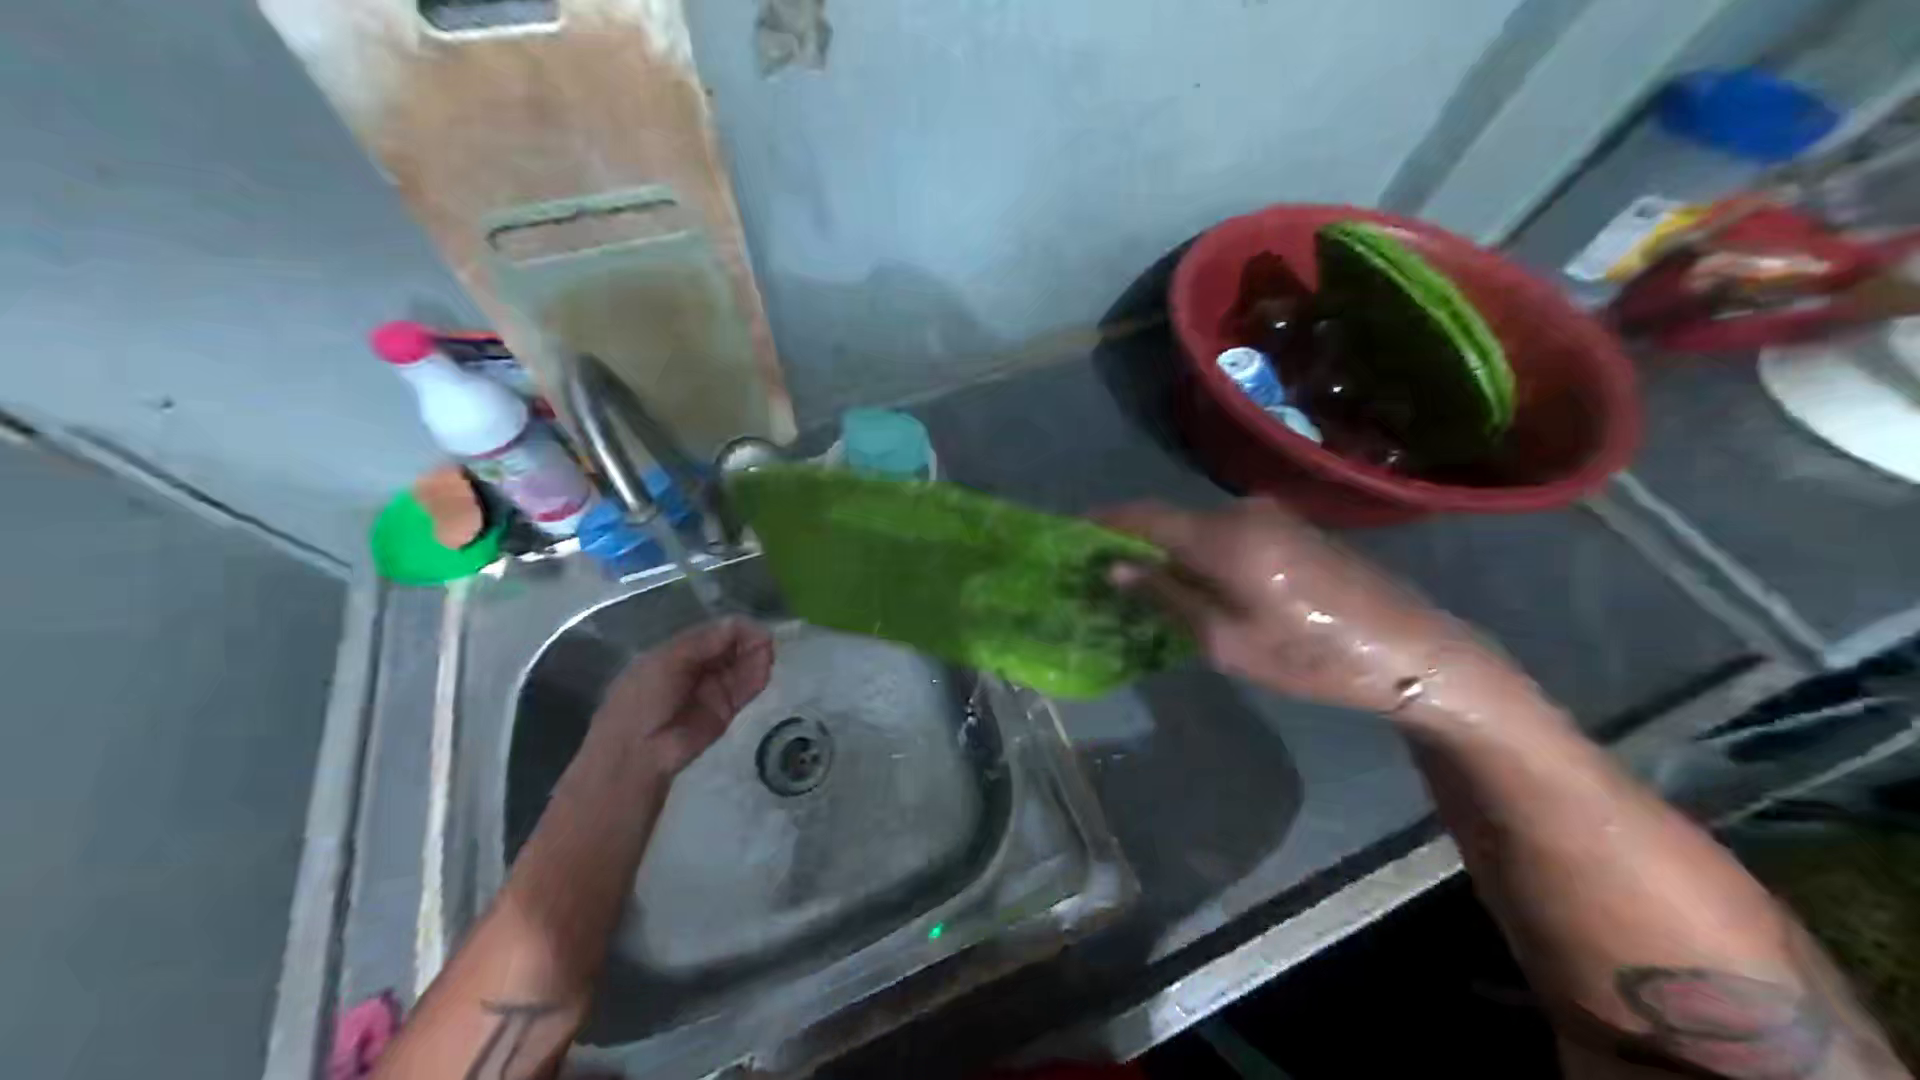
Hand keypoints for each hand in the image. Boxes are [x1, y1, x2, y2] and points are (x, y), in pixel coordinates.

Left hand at [590, 617, 774, 776]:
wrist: (638, 751)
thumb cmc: (643, 698)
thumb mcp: (667, 660)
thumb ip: (705, 641)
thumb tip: (741, 623)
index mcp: (679, 651)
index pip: (715, 633)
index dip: (736, 629)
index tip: (755, 630)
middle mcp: (699, 667)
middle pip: (733, 647)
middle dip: (750, 642)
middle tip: (765, 643)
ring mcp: (714, 688)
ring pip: (743, 666)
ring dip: (757, 658)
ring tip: (767, 657)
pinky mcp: (727, 709)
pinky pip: (746, 689)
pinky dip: (757, 678)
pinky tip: (764, 671)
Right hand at [1099, 498, 1532, 720]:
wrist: (1410, 652)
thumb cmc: (1308, 656)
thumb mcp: (1224, 640)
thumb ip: (1166, 596)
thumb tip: (1116, 567)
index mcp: (1222, 536)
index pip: (1143, 516)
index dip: (1104, 523)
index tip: (1071, 534)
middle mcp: (1241, 512)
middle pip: (1169, 519)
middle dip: (1132, 541)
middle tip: (1104, 572)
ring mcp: (1271, 516)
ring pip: (1197, 527)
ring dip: (1168, 549)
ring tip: (1145, 584)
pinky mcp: (1290, 528)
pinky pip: (1226, 532)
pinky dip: (1199, 551)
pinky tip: (1196, 582)